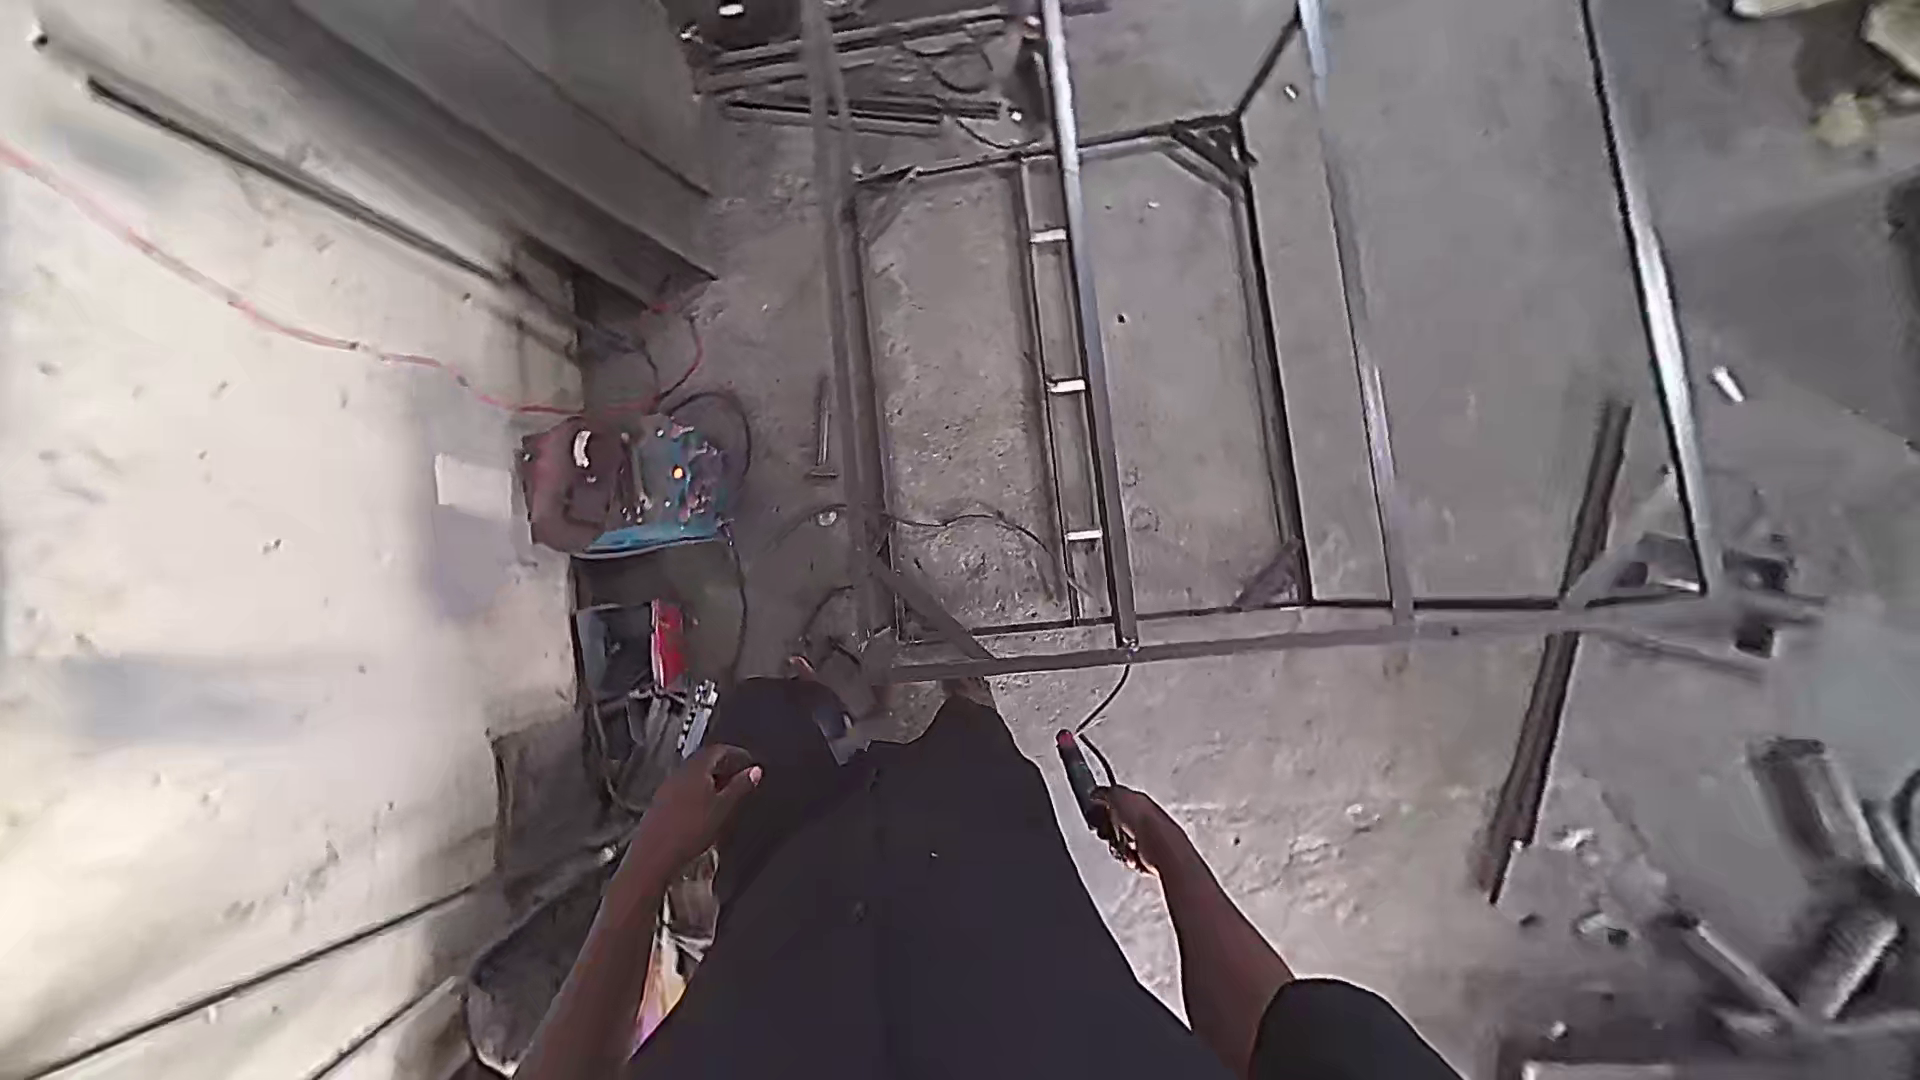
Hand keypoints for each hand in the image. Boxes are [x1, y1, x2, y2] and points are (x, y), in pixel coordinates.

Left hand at [627, 745, 761, 878]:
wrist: (652, 860)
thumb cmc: (689, 832)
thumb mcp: (724, 808)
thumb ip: (741, 786)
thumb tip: (755, 771)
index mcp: (696, 769)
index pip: (720, 750)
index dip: (737, 754)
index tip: (749, 763)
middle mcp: (679, 774)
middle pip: (705, 761)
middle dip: (725, 767)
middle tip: (740, 778)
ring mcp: (666, 789)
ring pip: (694, 776)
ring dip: (711, 781)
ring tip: (725, 795)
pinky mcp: (659, 805)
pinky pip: (683, 790)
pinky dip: (698, 793)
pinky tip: (704, 810)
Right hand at [1093, 786, 1197, 875]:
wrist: (1160, 847)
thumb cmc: (1143, 819)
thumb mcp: (1116, 796)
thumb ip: (1104, 792)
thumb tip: (1095, 792)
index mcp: (1138, 800)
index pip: (1116, 801)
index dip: (1103, 808)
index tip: (1096, 813)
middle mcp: (1144, 818)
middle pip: (1116, 824)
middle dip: (1108, 830)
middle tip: (1108, 832)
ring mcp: (1147, 838)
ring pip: (1120, 842)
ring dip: (1117, 846)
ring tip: (1122, 846)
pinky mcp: (1149, 856)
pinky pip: (1129, 858)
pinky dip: (1127, 858)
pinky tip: (1131, 856)